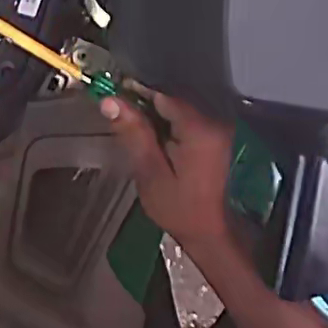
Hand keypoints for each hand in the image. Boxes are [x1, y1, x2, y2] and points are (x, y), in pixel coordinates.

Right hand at [102, 91, 235, 249]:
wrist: (210, 233)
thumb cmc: (178, 207)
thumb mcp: (149, 171)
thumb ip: (133, 133)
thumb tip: (109, 100)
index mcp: (199, 130)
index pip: (162, 96)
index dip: (135, 94)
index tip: (113, 100)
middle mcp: (214, 122)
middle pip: (171, 100)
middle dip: (144, 105)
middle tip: (120, 119)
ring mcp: (218, 129)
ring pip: (177, 109)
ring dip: (154, 115)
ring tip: (135, 131)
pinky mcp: (216, 136)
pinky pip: (186, 119)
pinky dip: (167, 124)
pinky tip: (154, 140)